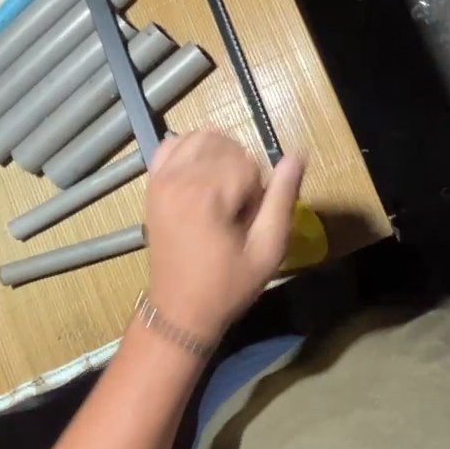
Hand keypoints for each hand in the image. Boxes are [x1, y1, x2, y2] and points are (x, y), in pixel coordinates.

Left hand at [143, 131, 304, 341]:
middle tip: (237, 210)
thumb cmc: (228, 285)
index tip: (250, 220)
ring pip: (201, 138)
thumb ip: (282, 198)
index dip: (258, 190)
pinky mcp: (152, 185)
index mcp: (208, 195)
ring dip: (220, 155)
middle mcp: (180, 178)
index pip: (249, 163)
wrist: (180, 310)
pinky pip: (171, 145)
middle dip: (241, 170)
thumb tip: (297, 156)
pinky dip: (190, 149)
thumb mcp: (267, 249)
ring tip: (223, 190)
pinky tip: (201, 173)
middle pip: (227, 146)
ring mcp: (161, 179)